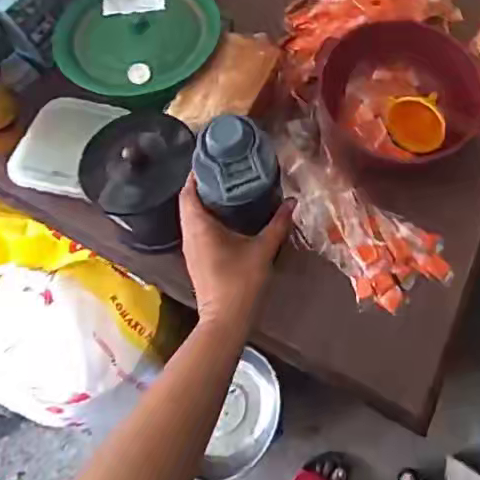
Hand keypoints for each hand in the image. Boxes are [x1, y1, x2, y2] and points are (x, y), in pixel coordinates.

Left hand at [179, 175, 293, 330]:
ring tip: (227, 187)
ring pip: (191, 216)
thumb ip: (277, 224)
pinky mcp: (197, 258)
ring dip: (204, 201)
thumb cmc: (241, 282)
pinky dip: (206, 216)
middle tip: (224, 170)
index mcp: (199, 226)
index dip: (196, 174)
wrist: (225, 320)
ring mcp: (191, 248)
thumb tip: (292, 202)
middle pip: (188, 201)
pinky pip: (196, 228)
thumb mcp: (263, 249)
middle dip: (202, 184)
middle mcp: (189, 234)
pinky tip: (226, 214)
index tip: (212, 159)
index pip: (188, 192)